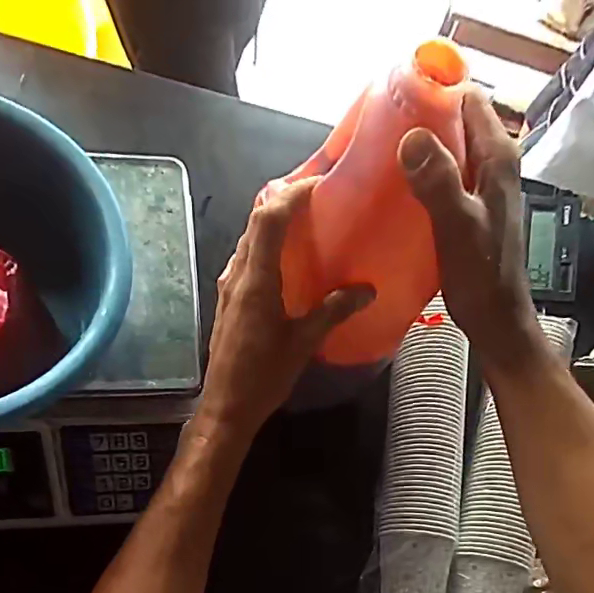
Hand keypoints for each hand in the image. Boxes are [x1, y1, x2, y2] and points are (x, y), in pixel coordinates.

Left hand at [199, 178, 373, 433]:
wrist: (227, 407)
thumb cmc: (263, 377)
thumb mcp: (303, 344)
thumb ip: (333, 311)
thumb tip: (366, 290)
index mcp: (256, 280)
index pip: (269, 217)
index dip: (293, 193)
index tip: (321, 184)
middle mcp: (237, 276)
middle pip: (255, 222)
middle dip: (285, 202)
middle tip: (318, 200)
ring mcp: (228, 289)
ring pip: (248, 241)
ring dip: (273, 225)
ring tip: (306, 225)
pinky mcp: (228, 302)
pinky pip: (246, 261)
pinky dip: (266, 249)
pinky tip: (287, 263)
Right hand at [397, 88, 546, 366]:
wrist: (495, 321)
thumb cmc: (482, 278)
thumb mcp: (458, 227)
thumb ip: (438, 182)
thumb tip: (412, 137)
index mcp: (497, 160)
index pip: (469, 100)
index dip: (436, 95)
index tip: (396, 106)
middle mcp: (493, 167)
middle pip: (456, 125)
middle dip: (422, 124)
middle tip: (380, 136)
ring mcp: (482, 190)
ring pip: (448, 154)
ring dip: (420, 154)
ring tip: (382, 162)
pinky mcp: (469, 212)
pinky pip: (443, 181)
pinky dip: (422, 180)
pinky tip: (398, 195)